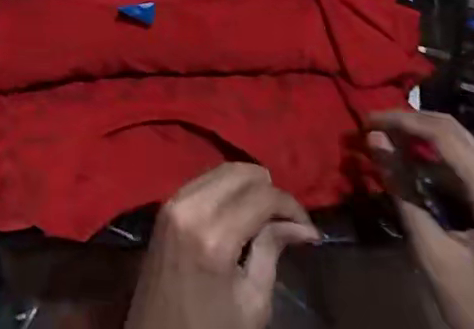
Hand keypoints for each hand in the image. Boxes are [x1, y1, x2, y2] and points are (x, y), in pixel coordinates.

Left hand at [125, 163, 321, 328]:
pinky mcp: (165, 206)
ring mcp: (173, 202)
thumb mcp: (252, 304)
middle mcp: (191, 208)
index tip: (308, 227)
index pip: (263, 196)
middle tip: (287, 219)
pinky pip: (204, 179)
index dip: (291, 206)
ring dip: (249, 185)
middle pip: (242, 173)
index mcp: (214, 236)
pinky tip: (239, 209)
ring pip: (222, 170)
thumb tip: (302, 226)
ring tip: (266, 214)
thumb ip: (273, 251)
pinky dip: (226, 187)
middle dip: (270, 190)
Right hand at [370, 112, 473, 328]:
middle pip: (459, 134)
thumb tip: (376, 143)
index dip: (404, 120)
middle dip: (414, 123)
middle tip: (374, 125)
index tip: (368, 120)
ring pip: (467, 147)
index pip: (447, 136)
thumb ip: (405, 194)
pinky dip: (443, 160)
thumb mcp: (435, 257)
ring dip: (427, 138)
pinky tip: (417, 163)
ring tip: (388, 139)